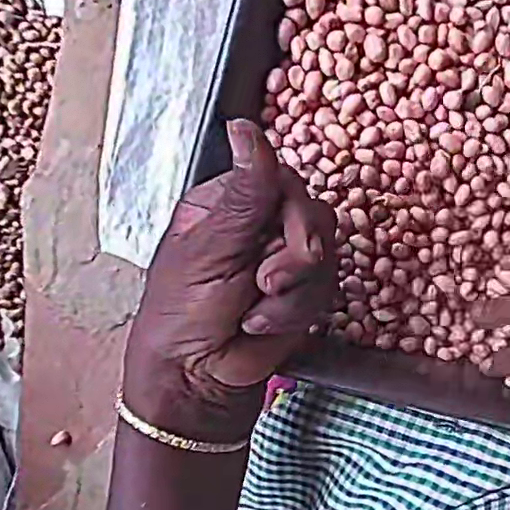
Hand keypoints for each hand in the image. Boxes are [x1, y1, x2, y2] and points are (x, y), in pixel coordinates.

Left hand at [122, 119, 337, 442]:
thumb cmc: (182, 314)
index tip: (280, 237)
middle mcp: (261, 226)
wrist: (196, 380)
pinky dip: (298, 311)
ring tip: (255, 311)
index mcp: (230, 203)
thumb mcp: (210, 250)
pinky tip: (263, 324)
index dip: (293, 210)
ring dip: (295, 292)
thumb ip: (244, 194)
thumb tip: (245, 129)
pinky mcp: (303, 293)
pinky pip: (327, 289)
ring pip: (326, 255)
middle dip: (297, 256)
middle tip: (267, 282)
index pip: (283, 181)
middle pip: (314, 216)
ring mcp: (284, 260)